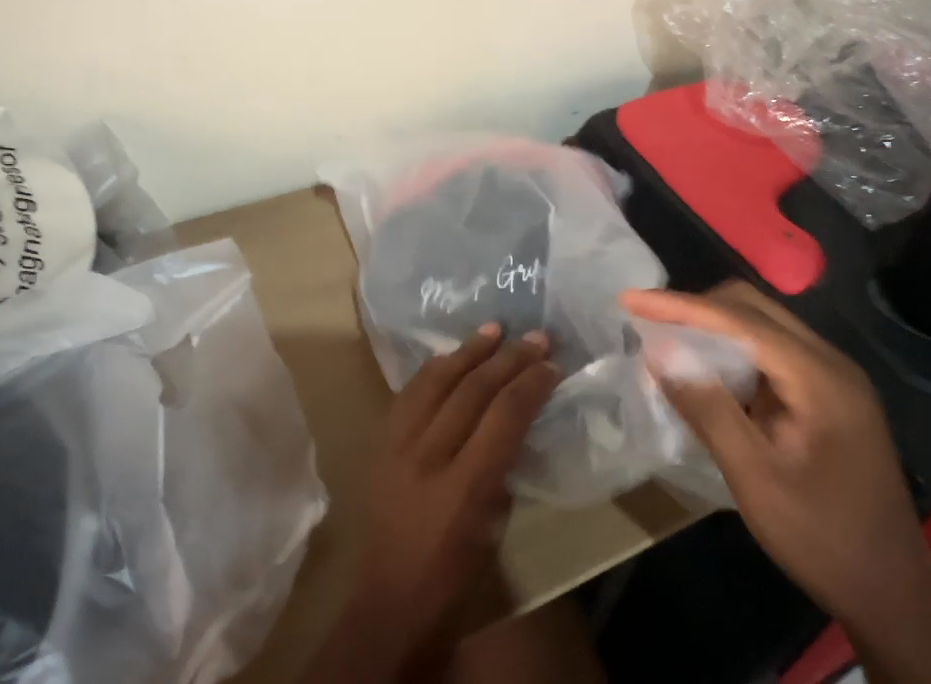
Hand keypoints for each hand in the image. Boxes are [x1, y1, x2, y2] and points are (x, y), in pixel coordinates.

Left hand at [311, 324, 558, 682]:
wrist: (390, 600)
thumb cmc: (455, 575)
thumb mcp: (495, 525)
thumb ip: (502, 468)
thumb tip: (512, 424)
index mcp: (465, 485)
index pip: (504, 415)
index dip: (531, 384)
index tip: (552, 366)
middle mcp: (428, 455)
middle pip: (472, 390)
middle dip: (507, 359)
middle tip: (535, 338)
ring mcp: (396, 446)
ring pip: (435, 381)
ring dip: (467, 352)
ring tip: (494, 330)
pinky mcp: (378, 443)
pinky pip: (408, 393)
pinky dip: (434, 370)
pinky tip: (451, 357)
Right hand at [623, 283, 930, 683]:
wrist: (890, 593)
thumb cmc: (821, 538)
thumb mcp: (754, 476)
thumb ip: (707, 408)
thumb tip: (658, 352)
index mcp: (821, 377)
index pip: (740, 320)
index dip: (680, 306)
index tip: (628, 300)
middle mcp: (831, 365)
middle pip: (754, 310)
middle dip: (695, 309)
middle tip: (643, 324)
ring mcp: (833, 382)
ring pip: (762, 330)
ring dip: (712, 331)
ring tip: (663, 347)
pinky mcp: (827, 401)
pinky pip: (772, 358)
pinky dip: (732, 357)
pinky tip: (703, 377)